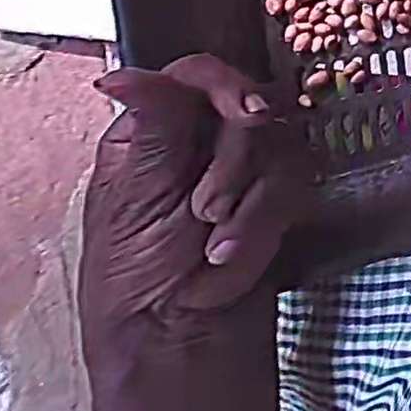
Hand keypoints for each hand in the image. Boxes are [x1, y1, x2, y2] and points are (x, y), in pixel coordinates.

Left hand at [79, 54, 313, 361]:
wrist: (184, 337)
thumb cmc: (138, 276)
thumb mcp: (138, 202)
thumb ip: (154, 131)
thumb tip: (116, 73)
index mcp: (154, 131)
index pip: (197, 75)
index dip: (226, 85)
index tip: (247, 111)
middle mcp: (204, 137)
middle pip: (247, 105)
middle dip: (233, 162)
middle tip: (208, 208)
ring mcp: (246, 162)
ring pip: (277, 141)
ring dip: (248, 199)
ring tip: (215, 244)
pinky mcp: (278, 188)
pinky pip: (294, 178)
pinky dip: (264, 218)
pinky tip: (234, 250)